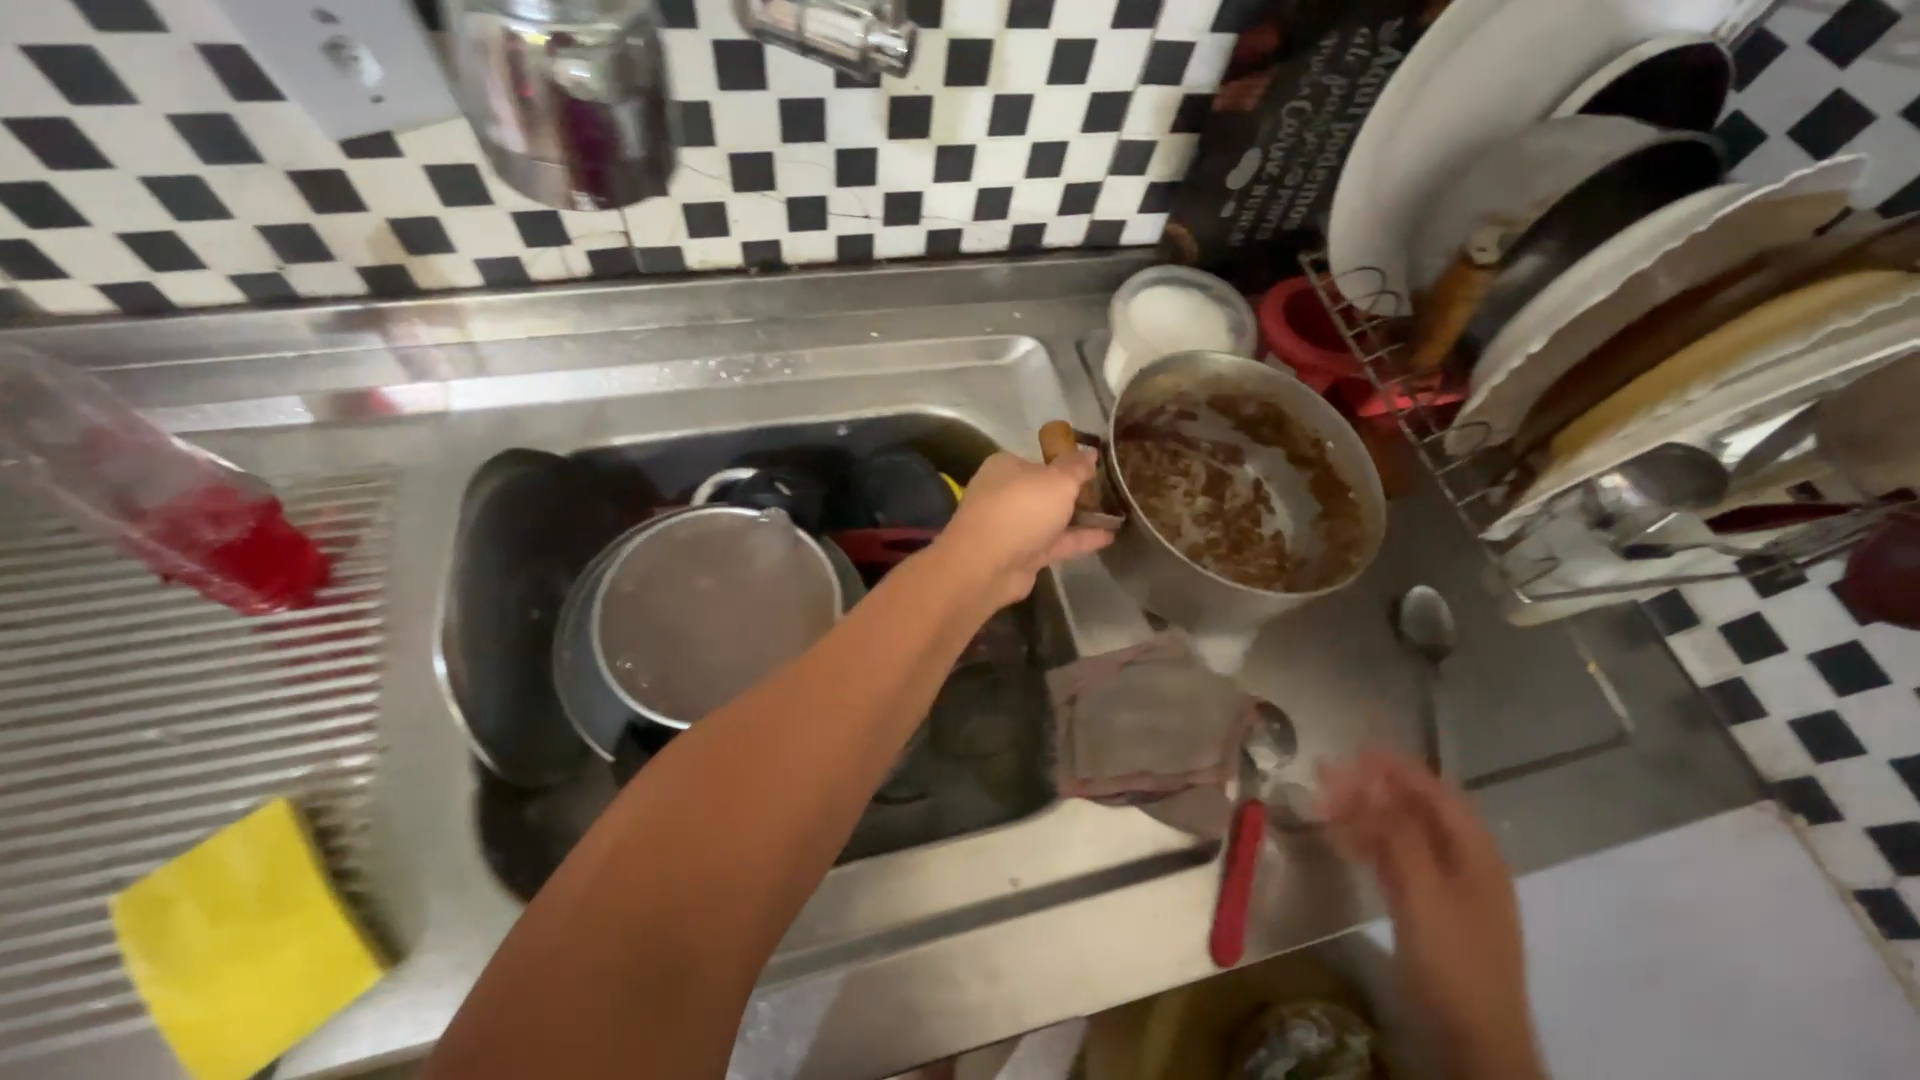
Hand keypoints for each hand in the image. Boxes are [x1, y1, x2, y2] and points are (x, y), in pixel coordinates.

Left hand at [934, 449, 1113, 608]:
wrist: (986, 565)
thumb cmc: (1021, 509)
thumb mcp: (1057, 481)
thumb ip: (1077, 468)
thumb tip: (1090, 452)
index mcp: (1006, 468)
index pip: (1040, 461)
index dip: (1067, 464)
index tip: (1095, 469)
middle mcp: (1006, 494)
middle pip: (1046, 491)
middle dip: (1075, 493)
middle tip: (1111, 491)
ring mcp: (1013, 527)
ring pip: (1052, 519)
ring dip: (1082, 518)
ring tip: (1118, 513)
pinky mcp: (1023, 555)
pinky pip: (1056, 543)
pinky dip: (1080, 539)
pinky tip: (1110, 536)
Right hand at [1318, 750, 1545, 1079]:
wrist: (1474, 1039)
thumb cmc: (1454, 961)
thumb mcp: (1425, 894)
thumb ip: (1399, 835)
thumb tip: (1370, 782)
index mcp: (1476, 853)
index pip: (1435, 793)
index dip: (1396, 767)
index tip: (1354, 748)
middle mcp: (1464, 863)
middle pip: (1416, 811)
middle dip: (1373, 788)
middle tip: (1326, 774)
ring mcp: (1446, 888)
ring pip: (1402, 837)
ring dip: (1365, 816)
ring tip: (1323, 803)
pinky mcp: (1427, 911)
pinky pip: (1396, 864)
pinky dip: (1369, 847)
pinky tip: (1341, 841)